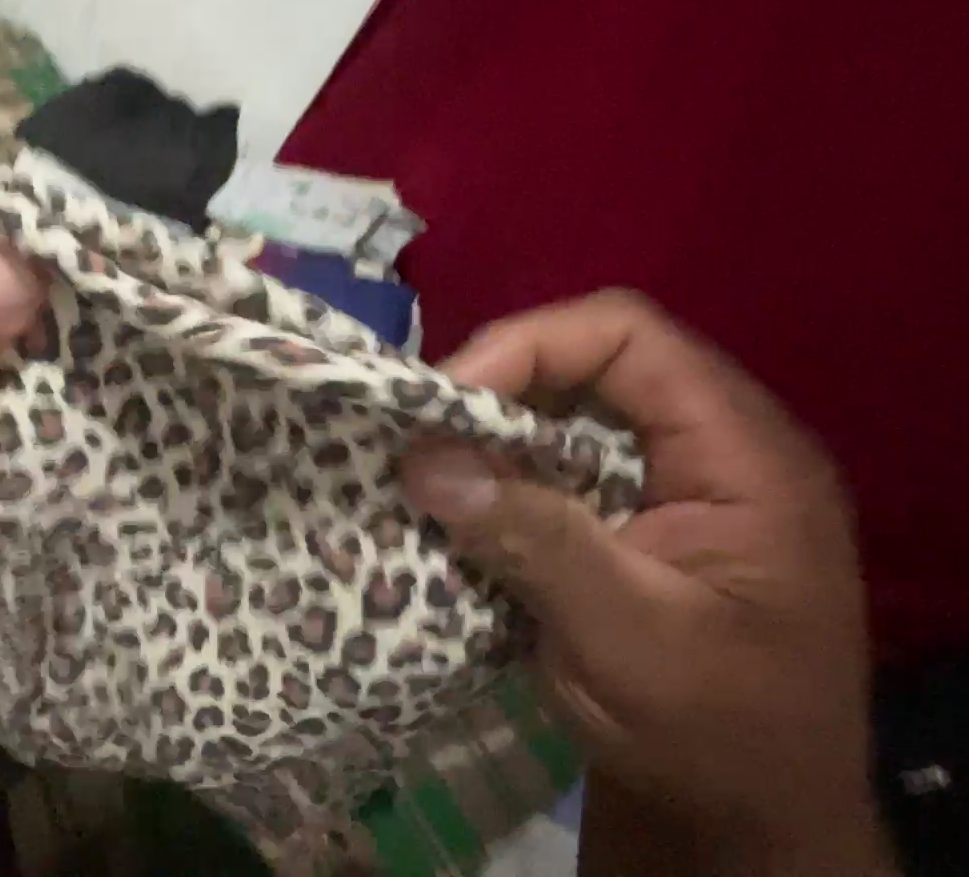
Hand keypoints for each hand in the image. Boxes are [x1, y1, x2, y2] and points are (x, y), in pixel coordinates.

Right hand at [400, 292, 891, 872]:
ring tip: (418, 464)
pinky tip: (446, 503)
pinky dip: (481, 471)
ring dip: (477, 431)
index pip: (627, 337)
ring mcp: (652, 482)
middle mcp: (698, 449)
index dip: (528, 347)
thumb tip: (422, 460)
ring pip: (549, 410)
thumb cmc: (715, 732)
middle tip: (415, 434)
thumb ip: (535, 541)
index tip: (447, 402)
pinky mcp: (610, 514)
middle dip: (487, 387)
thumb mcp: (629, 638)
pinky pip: (535, 462)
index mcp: (740, 457)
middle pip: (579, 361)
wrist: (738, 818)